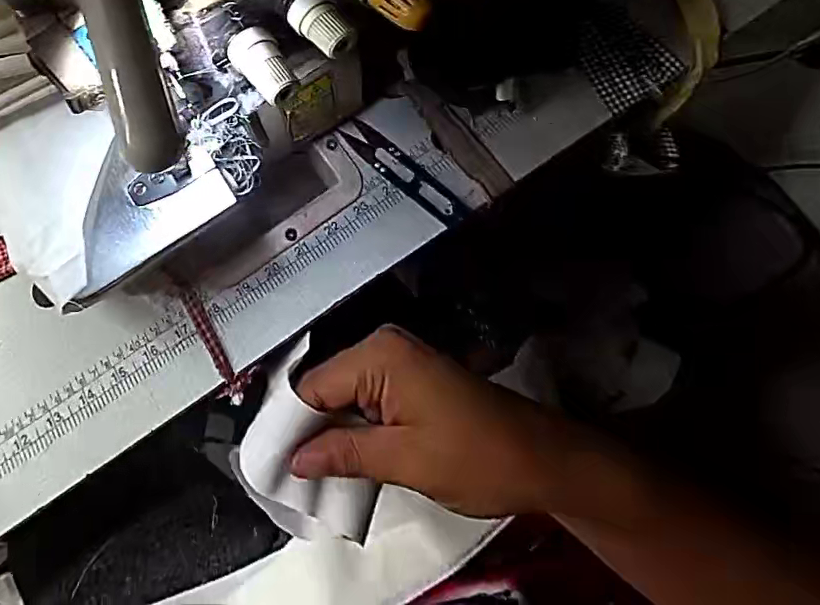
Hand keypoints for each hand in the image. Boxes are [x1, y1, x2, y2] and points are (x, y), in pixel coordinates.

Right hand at [290, 327, 623, 518]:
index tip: (276, 462)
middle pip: (326, 387)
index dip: (293, 425)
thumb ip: (345, 454)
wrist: (543, 459)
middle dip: (313, 428)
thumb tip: (297, 459)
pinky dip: (356, 425)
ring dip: (334, 430)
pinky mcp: (408, 375)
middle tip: (296, 473)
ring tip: (318, 470)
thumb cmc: (480, 456)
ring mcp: (397, 358)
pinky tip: (349, 455)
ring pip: (344, 394)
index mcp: (380, 355)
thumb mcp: (406, 461)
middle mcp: (383, 346)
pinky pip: (365, 396)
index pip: (314, 386)